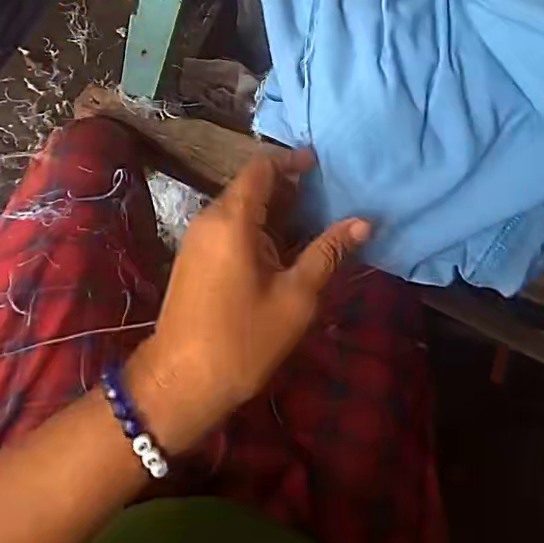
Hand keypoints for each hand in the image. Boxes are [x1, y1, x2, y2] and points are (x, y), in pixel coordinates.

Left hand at [125, 147, 369, 451]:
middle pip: (249, 185)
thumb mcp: (295, 298)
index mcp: (232, 219)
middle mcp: (209, 218)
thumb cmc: (242, 340)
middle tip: (324, 197)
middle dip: (286, 186)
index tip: (320, 165)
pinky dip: (255, 224)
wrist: (180, 380)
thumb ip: (327, 253)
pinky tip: (281, 247)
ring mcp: (197, 236)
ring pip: (239, 205)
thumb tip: (363, 223)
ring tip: (310, 221)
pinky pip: (228, 224)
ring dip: (272, 208)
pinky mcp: (194, 255)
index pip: (260, 168)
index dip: (290, 161)